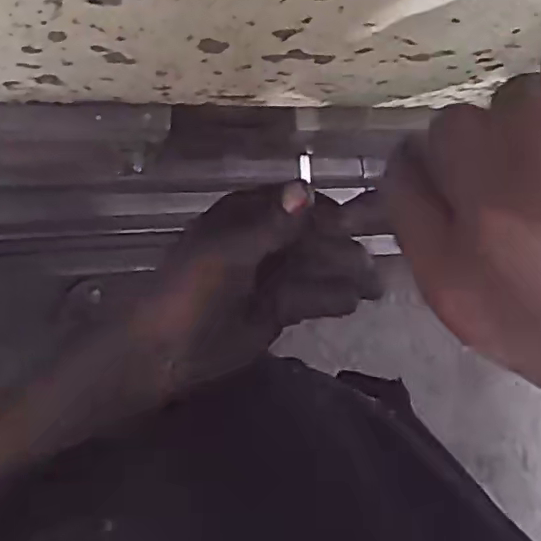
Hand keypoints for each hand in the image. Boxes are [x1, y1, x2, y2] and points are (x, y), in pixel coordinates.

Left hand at [127, 182, 382, 397]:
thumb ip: (271, 224)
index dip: (330, 212)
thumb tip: (305, 188)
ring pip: (315, 268)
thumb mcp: (230, 252)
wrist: (161, 353)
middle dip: (344, 247)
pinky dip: (331, 298)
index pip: (298, 204)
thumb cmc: (190, 291)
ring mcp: (269, 275)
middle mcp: (263, 239)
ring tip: (378, 285)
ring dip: (344, 273)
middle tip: (379, 260)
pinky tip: (355, 303)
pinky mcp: (274, 309)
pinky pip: (309, 298)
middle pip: (312, 237)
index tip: (366, 223)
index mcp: (248, 214)